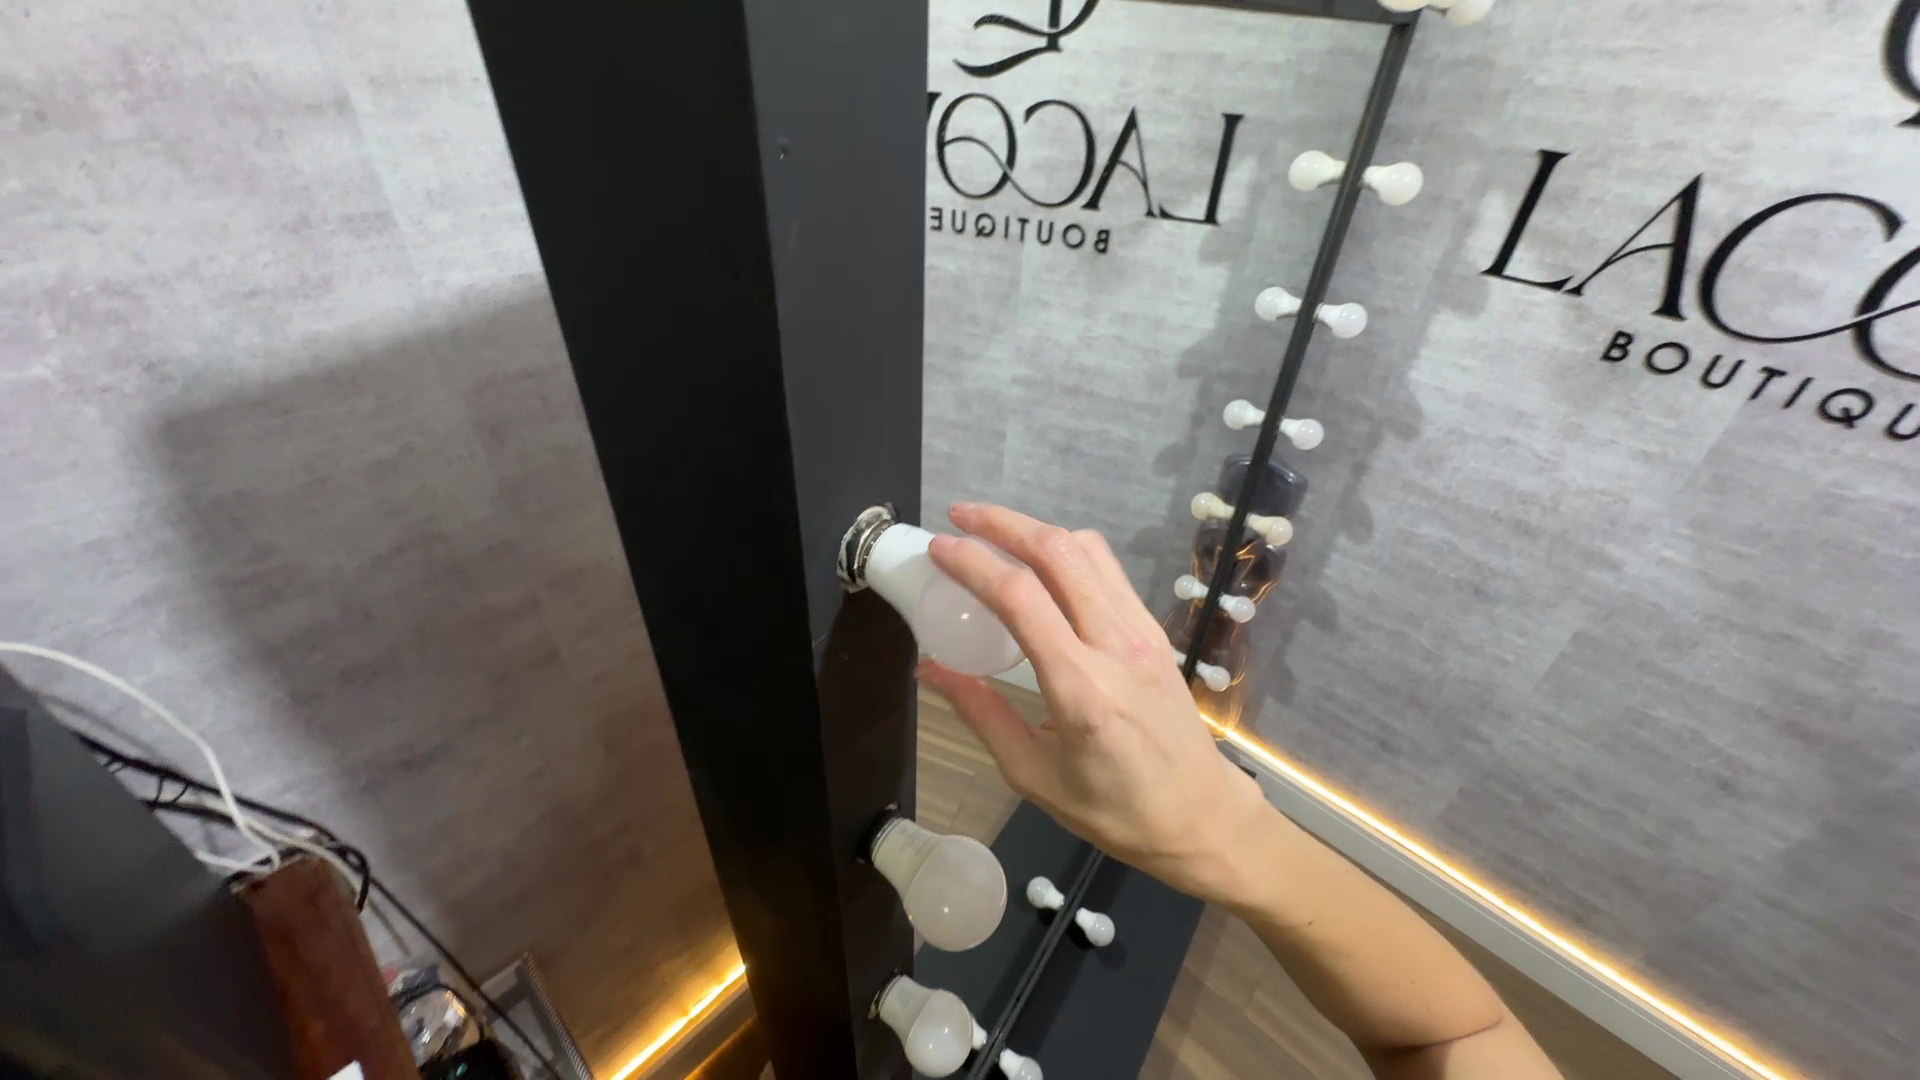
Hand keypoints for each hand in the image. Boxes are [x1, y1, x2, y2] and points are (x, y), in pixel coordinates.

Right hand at [915, 502, 1275, 904]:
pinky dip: (1067, 548)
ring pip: (1087, 550)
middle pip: (1057, 552)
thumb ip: (980, 712)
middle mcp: (1115, 643)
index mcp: (1080, 687)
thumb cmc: (1113, 808)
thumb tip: (930, 667)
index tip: (939, 548)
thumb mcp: (1032, 773)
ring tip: (994, 530)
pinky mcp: (1154, 628)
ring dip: (1035, 528)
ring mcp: (1141, 629)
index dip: (973, 562)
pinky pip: (1107, 568)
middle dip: (1002, 522)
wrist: (1201, 815)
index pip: (1020, 597)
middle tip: (959, 515)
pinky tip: (1042, 560)